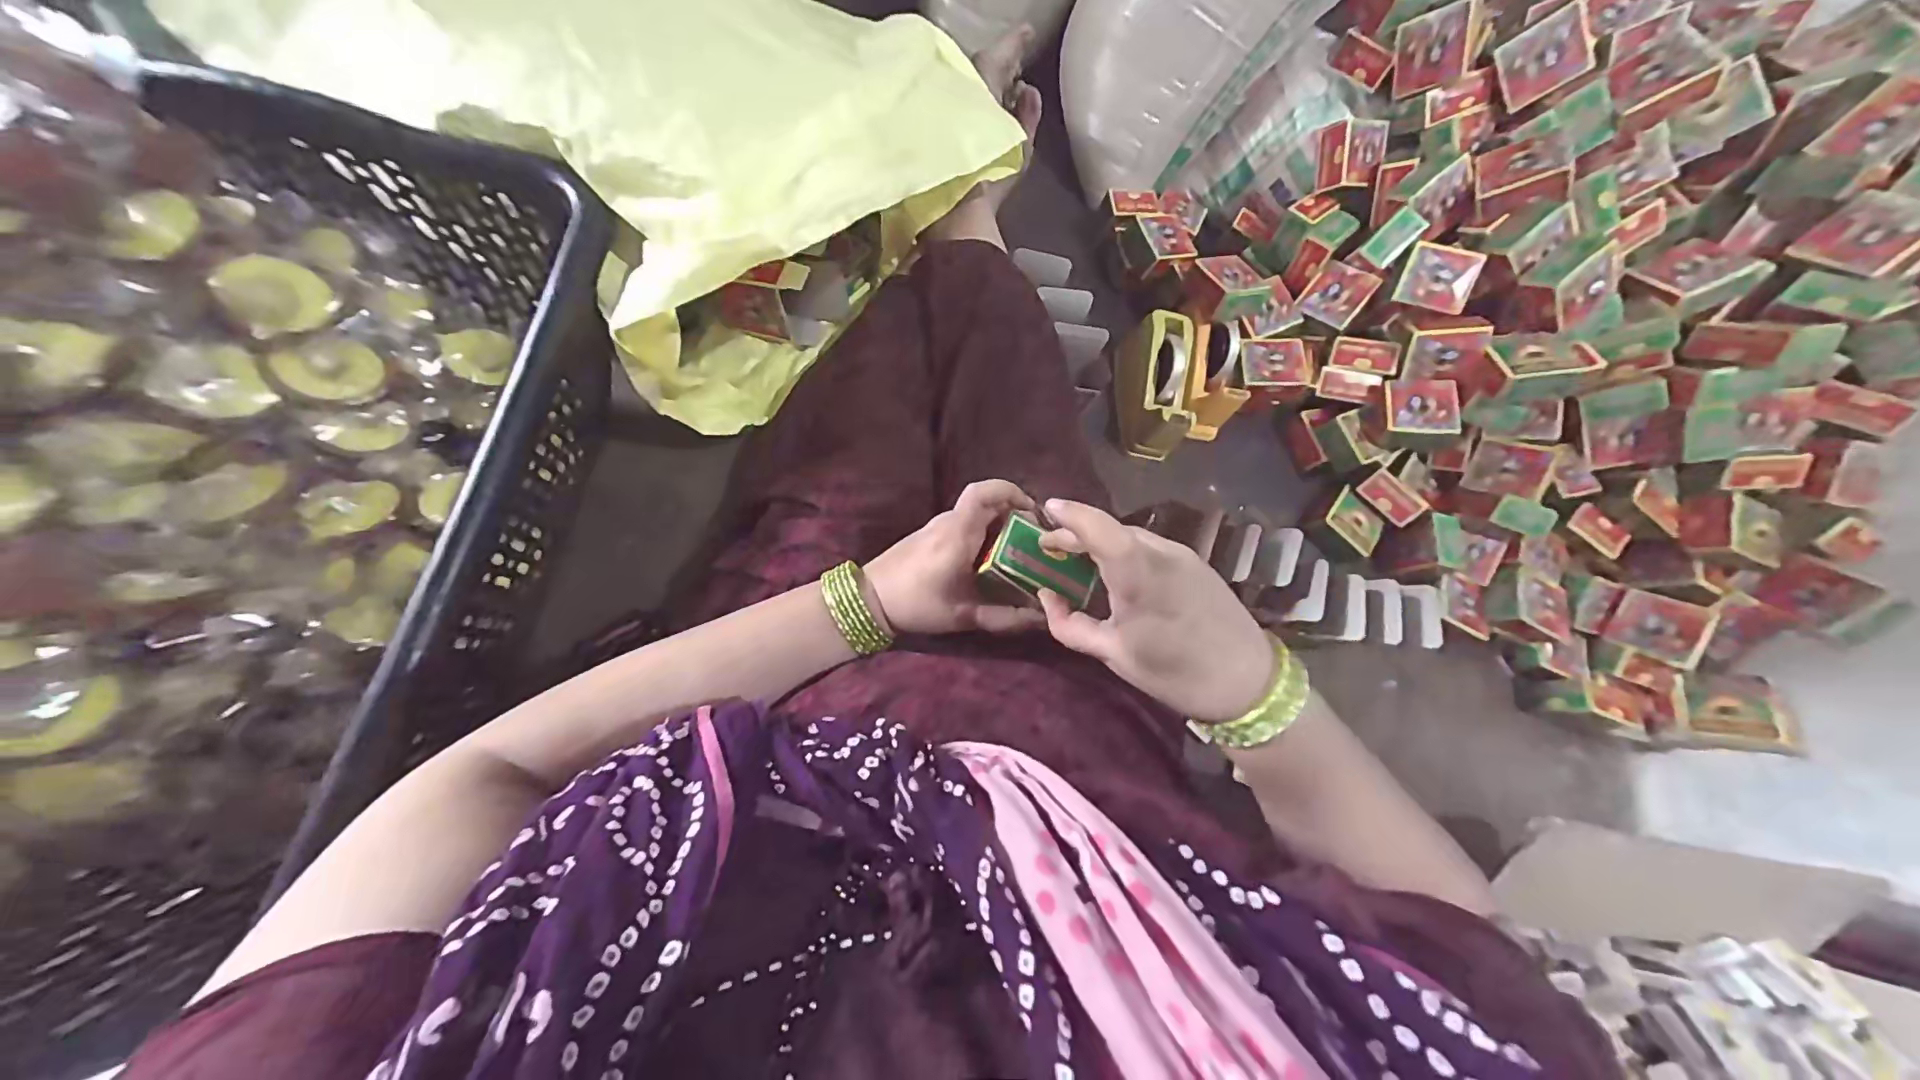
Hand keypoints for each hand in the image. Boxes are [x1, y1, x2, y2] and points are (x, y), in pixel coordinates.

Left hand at [864, 480, 1049, 635]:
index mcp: (958, 533)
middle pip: (986, 502)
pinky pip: (963, 525)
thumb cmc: (916, 604)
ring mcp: (936, 527)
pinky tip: (990, 560)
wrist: (868, 600)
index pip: (984, 492)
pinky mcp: (929, 536)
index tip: (1032, 511)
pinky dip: (983, 534)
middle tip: (1033, 539)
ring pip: (975, 514)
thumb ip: (1004, 617)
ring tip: (1018, 552)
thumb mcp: (963, 615)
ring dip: (999, 525)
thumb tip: (1041, 618)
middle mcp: (948, 523)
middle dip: (1014, 514)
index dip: (1011, 492)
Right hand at [1034, 499, 1275, 722]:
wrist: (1248, 682)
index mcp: (1137, 574)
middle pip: (1111, 530)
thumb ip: (1071, 624)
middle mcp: (1161, 553)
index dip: (1069, 514)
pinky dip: (1125, 552)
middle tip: (1050, 548)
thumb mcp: (1113, 654)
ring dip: (1102, 543)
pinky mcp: (1196, 563)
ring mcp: (1182, 555)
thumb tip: (1047, 597)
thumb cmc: (1174, 672)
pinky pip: (1150, 548)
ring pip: (1131, 537)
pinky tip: (1116, 573)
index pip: (1097, 527)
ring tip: (1079, 561)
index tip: (1045, 509)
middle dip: (1077, 533)